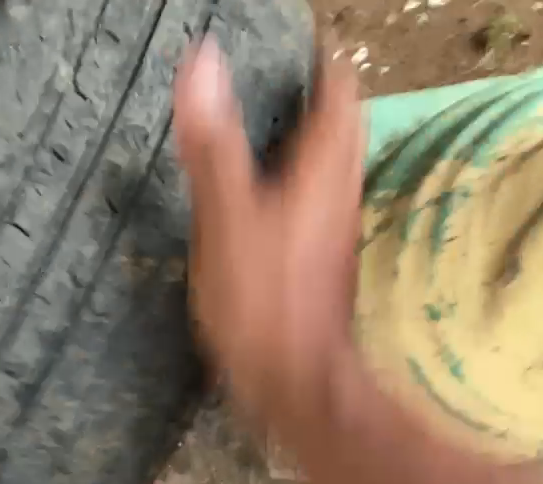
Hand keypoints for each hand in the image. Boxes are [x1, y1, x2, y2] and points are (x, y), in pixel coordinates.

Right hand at [174, 39, 364, 425]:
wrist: (291, 376)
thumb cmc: (260, 296)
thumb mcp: (226, 215)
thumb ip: (214, 144)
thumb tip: (201, 60)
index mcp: (326, 162)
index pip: (335, 83)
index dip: (311, 58)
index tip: (276, 48)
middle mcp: (341, 184)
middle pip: (336, 120)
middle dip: (306, 95)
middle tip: (260, 84)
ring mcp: (333, 223)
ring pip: (324, 161)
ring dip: (297, 139)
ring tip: (251, 130)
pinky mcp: (318, 256)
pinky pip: (308, 197)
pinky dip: (286, 180)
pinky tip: (252, 196)